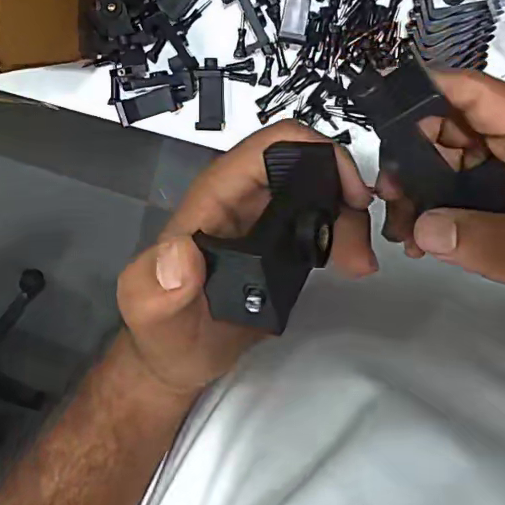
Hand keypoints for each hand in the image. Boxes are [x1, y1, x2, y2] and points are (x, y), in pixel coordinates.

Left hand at [117, 121, 376, 394]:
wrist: (177, 359)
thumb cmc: (161, 331)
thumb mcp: (148, 311)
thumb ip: (156, 285)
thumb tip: (178, 254)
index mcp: (216, 195)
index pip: (269, 145)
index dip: (315, 151)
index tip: (346, 191)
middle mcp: (242, 197)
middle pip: (304, 162)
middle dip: (341, 187)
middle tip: (356, 235)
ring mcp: (262, 217)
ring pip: (318, 189)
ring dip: (347, 216)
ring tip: (356, 258)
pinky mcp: (279, 240)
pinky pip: (320, 217)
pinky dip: (343, 232)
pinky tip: (350, 261)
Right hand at [379, 69, 504, 361]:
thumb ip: (496, 245)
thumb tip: (421, 226)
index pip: (482, 95)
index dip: (430, 87)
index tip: (376, 96)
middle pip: (457, 125)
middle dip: (413, 148)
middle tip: (385, 190)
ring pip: (452, 158)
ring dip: (420, 183)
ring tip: (398, 223)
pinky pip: (461, 190)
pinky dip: (435, 207)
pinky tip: (418, 238)